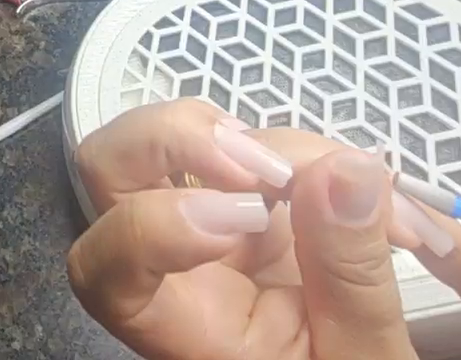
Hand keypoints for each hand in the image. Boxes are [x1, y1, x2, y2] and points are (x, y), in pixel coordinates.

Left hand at [66, 100, 456, 359]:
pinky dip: (299, 145)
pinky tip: (356, 176)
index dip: (151, 227)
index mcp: (177, 325)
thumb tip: (349, 171)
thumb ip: (351, 281)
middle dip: (178, 137)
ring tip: (352, 178)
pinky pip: (239, 140)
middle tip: (270, 167)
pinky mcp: (231, 190)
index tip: (247, 217)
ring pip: (177, 135)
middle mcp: (165, 258)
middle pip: (108, 165)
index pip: (103, 270)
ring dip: (267, 141)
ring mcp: (192, 214)